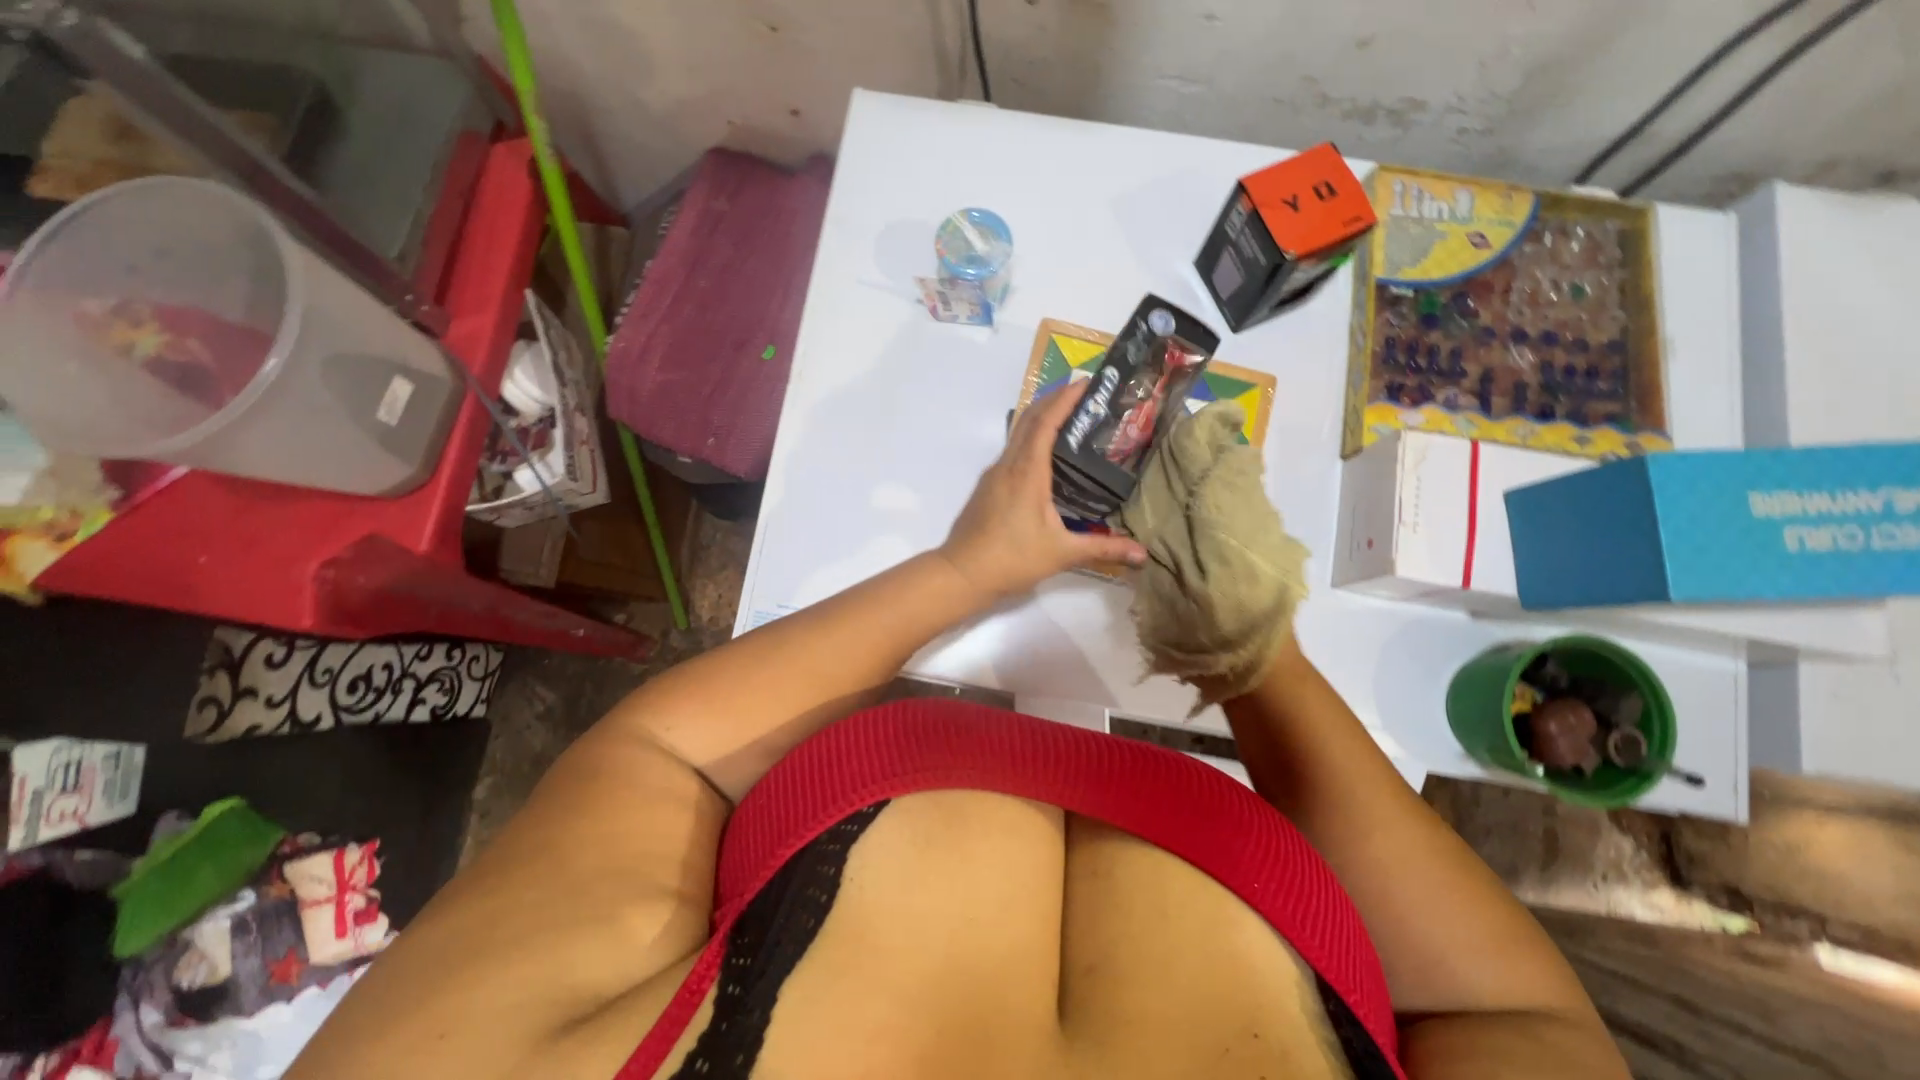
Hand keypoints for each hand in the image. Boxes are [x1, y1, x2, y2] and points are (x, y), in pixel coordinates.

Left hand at [938, 379, 1147, 601]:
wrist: (961, 574)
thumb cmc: (1010, 560)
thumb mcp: (1061, 554)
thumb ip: (1103, 549)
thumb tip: (1143, 555)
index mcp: (1027, 472)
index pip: (1045, 422)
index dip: (1065, 398)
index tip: (1086, 383)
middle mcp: (1008, 465)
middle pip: (1030, 419)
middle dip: (1055, 399)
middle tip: (1085, 393)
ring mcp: (994, 474)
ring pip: (1018, 433)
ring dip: (1041, 417)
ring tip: (1071, 416)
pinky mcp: (988, 486)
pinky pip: (1012, 450)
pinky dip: (1031, 438)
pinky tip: (1047, 454)